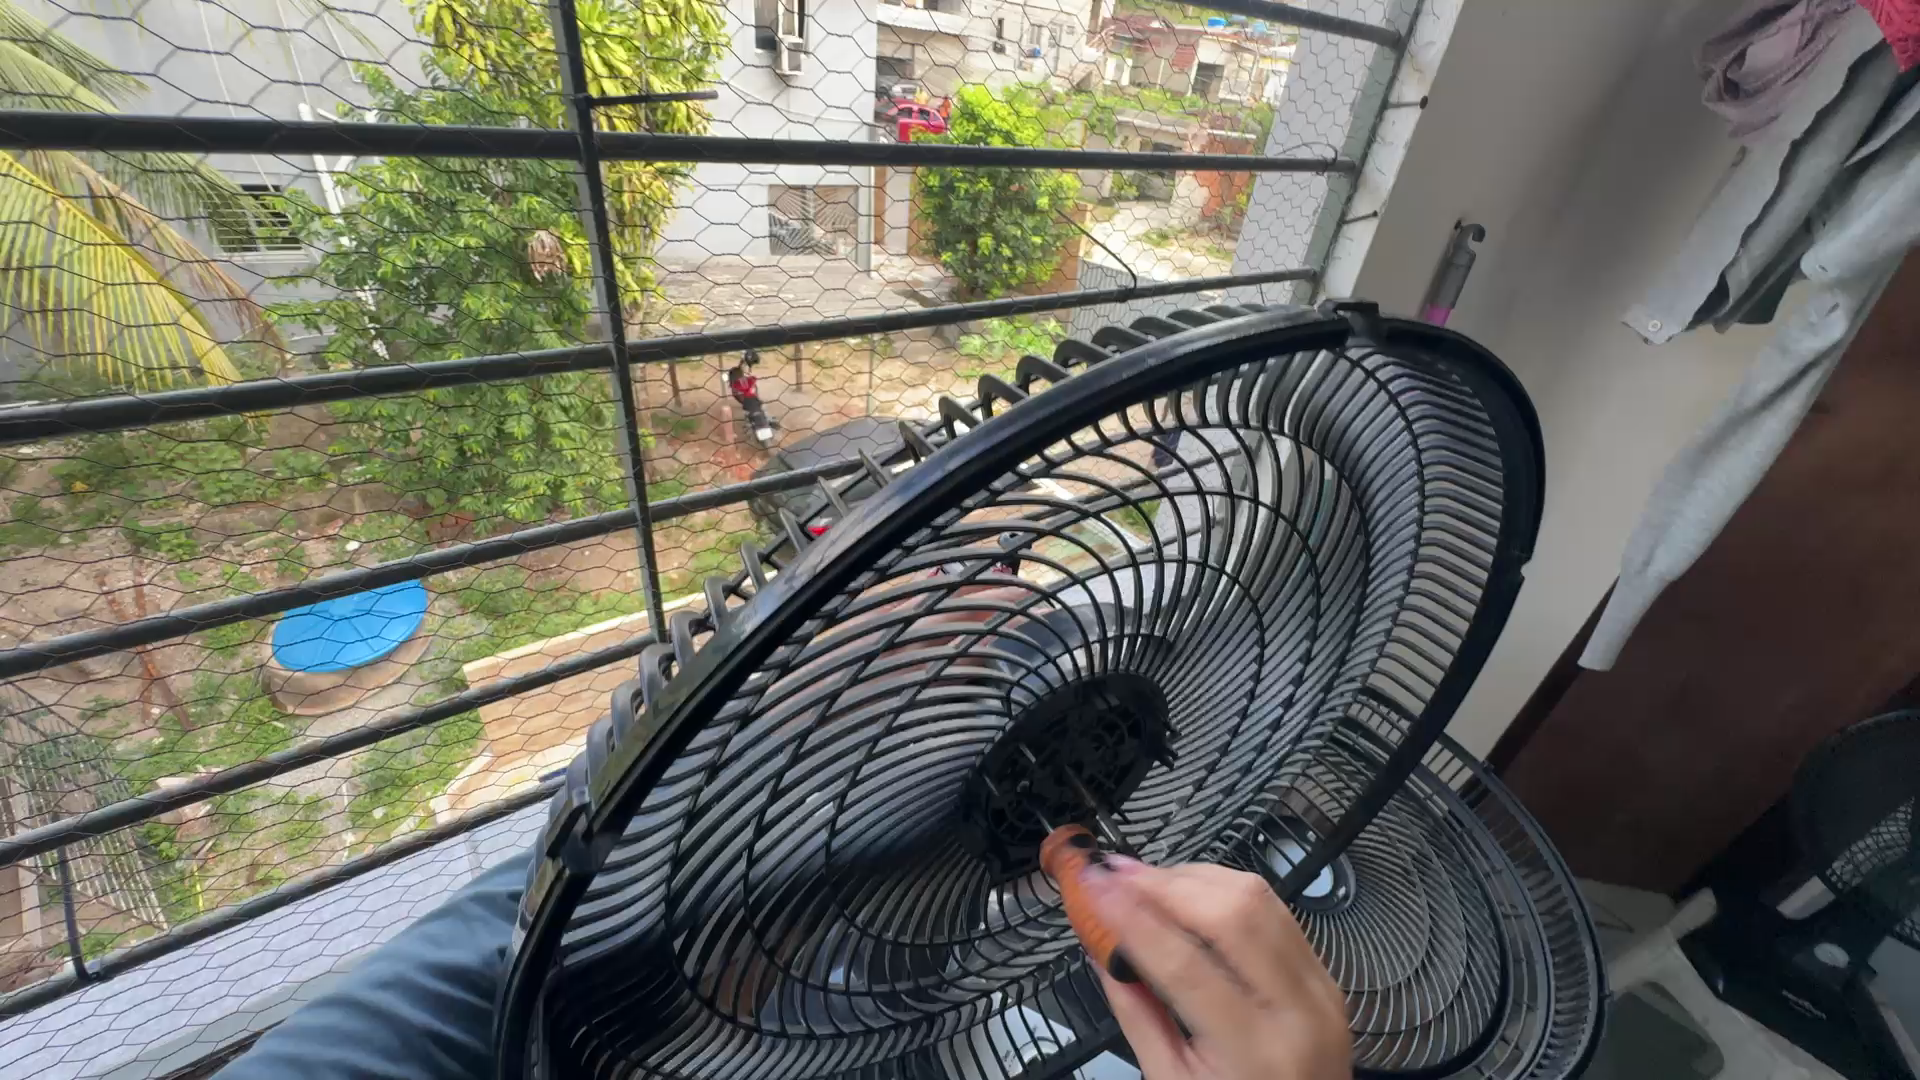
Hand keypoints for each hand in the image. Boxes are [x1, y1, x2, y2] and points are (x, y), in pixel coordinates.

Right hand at [1077, 858, 1350, 1079]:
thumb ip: (1135, 1014)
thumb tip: (1096, 943)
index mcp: (1255, 1053)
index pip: (1184, 964)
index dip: (1130, 915)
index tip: (1090, 882)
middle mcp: (1298, 1010)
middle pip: (1228, 914)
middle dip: (1162, 883)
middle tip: (1114, 871)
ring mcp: (1318, 985)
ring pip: (1252, 895)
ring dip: (1189, 876)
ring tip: (1142, 879)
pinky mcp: (1323, 970)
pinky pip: (1269, 903)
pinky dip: (1220, 885)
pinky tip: (1185, 890)